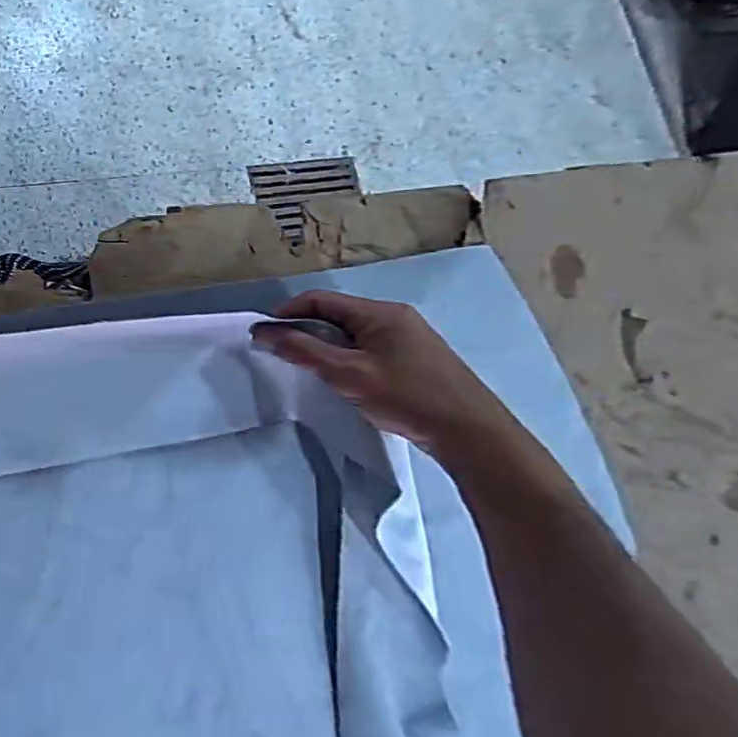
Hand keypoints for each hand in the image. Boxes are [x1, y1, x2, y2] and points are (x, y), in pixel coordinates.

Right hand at [253, 290, 516, 458]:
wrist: (474, 437)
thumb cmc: (407, 397)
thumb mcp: (345, 373)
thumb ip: (301, 350)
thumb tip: (263, 332)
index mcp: (380, 313)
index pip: (319, 300)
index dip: (286, 314)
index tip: (265, 335)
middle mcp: (396, 317)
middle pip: (334, 314)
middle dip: (304, 330)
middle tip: (284, 354)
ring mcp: (410, 337)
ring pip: (351, 332)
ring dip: (325, 345)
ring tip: (312, 368)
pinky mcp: (417, 358)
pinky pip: (368, 346)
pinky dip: (346, 355)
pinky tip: (345, 378)